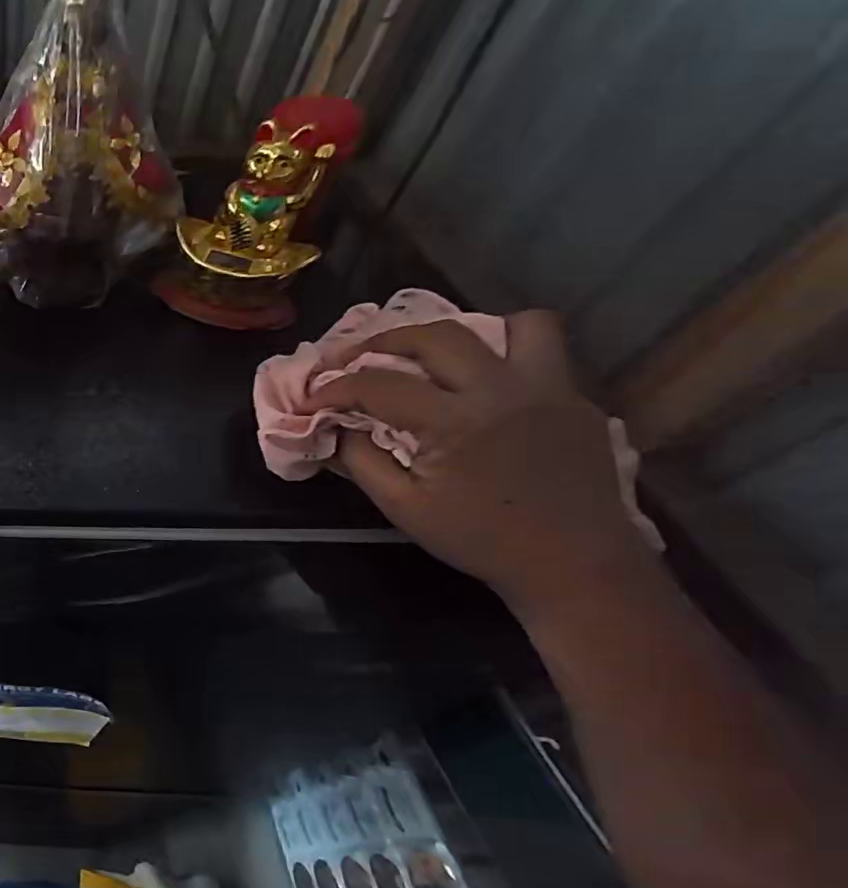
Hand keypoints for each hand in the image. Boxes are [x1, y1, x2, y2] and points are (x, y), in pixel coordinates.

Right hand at [309, 311, 656, 612]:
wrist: (573, 563)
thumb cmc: (477, 538)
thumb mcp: (401, 506)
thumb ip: (361, 460)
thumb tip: (341, 428)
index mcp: (454, 421)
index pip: (378, 384)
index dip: (334, 389)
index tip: (310, 401)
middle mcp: (503, 390)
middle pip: (436, 335)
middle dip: (383, 341)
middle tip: (354, 360)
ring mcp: (550, 389)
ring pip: (515, 325)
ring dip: (469, 335)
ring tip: (439, 358)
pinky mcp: (577, 399)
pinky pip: (544, 354)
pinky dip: (506, 355)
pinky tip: (482, 388)